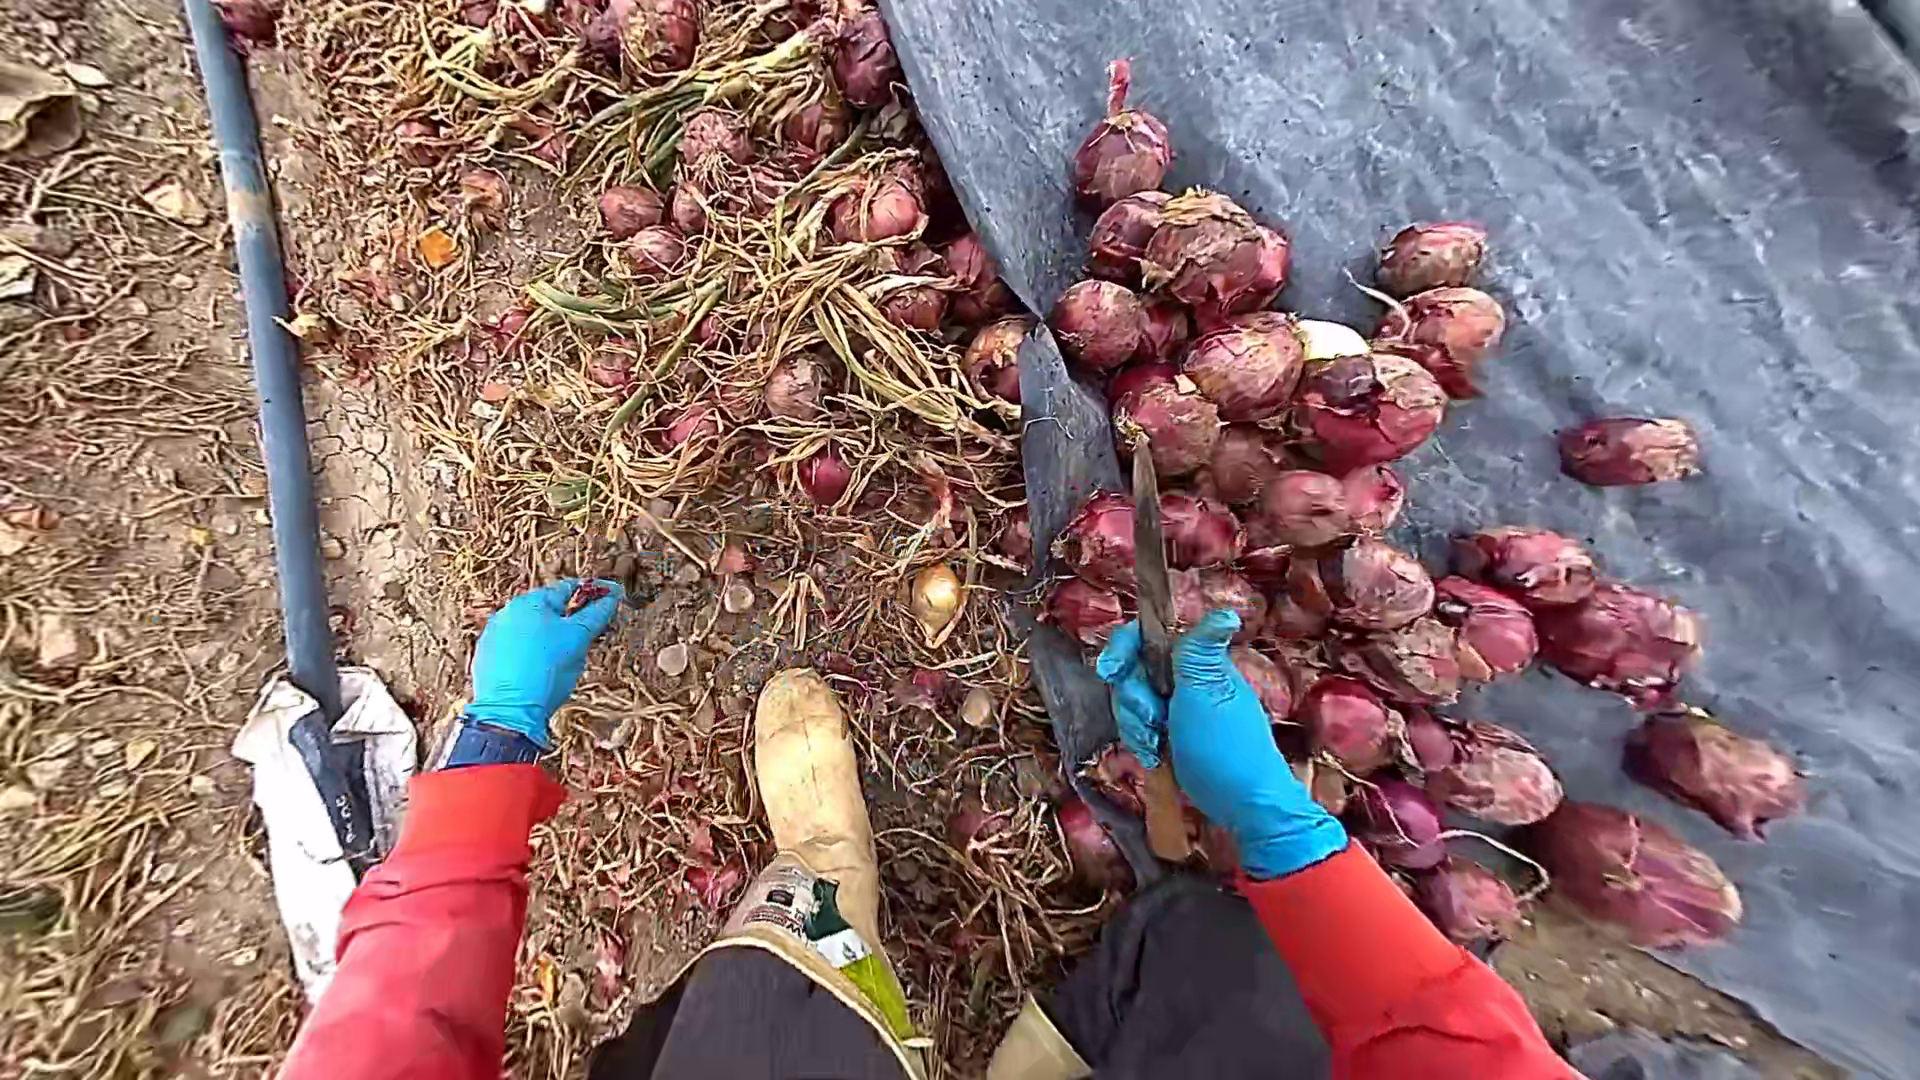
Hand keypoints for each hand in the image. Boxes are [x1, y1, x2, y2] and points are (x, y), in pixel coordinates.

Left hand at [467, 579, 624, 747]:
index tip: (611, 597)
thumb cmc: (547, 669)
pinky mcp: (488, 656)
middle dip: (574, 615)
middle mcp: (508, 613)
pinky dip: (536, 647)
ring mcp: (494, 635)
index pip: (568, 588)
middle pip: (550, 607)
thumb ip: (597, 614)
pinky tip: (547, 662)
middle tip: (595, 628)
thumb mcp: (580, 638)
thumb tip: (612, 597)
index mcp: (529, 603)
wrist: (510, 711)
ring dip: (555, 631)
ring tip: (571, 649)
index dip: (593, 592)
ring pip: (535, 626)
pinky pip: (520, 643)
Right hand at [1095, 610, 1346, 879]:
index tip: (1110, 671)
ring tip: (1157, 743)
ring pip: (1127, 699)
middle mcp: (1180, 676)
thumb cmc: (1227, 744)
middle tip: (1153, 720)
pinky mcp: (1163, 731)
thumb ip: (1199, 650)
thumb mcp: (1207, 692)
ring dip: (1135, 723)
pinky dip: (1138, 739)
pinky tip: (1155, 755)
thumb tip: (1227, 612)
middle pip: (1129, 670)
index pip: (1143, 636)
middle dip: (1132, 698)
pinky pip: (1133, 724)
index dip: (1121, 649)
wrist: (1242, 805)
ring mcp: (1171, 705)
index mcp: (1193, 659)